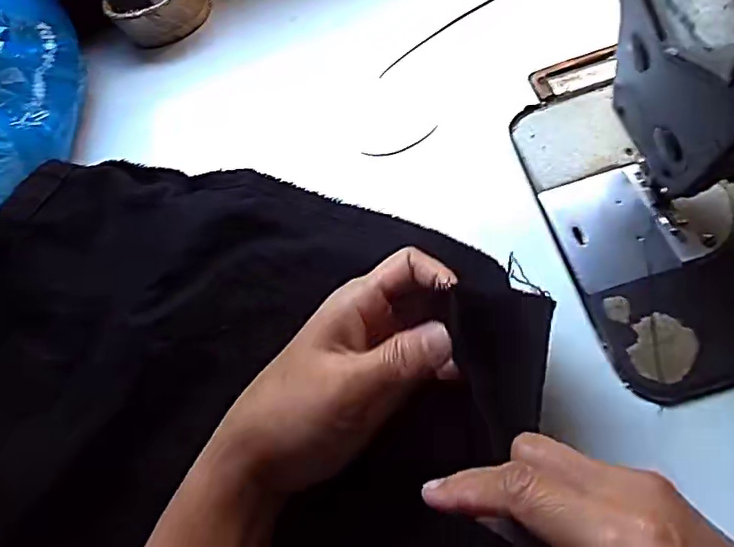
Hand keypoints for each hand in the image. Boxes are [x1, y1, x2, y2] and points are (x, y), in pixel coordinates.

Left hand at [146, 248, 459, 546]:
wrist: (256, 468)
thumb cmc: (290, 412)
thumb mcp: (347, 385)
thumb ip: (399, 358)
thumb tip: (448, 333)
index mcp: (359, 301)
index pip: (408, 265)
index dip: (438, 273)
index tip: (464, 298)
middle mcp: (376, 317)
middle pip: (425, 295)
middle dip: (452, 309)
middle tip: (477, 333)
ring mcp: (383, 348)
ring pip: (429, 328)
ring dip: (451, 340)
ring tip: (474, 359)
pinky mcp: (388, 378)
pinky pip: (424, 360)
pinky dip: (444, 365)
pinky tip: (458, 380)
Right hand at [422, 433, 733, 546]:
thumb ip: (545, 544)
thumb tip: (502, 526)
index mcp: (621, 532)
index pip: (527, 481)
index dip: (470, 483)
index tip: (437, 489)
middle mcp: (637, 493)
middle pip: (539, 448)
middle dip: (500, 477)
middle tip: (472, 513)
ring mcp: (653, 486)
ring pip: (564, 457)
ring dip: (532, 487)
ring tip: (515, 532)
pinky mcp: (662, 491)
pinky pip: (592, 475)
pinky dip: (563, 496)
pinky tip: (559, 533)